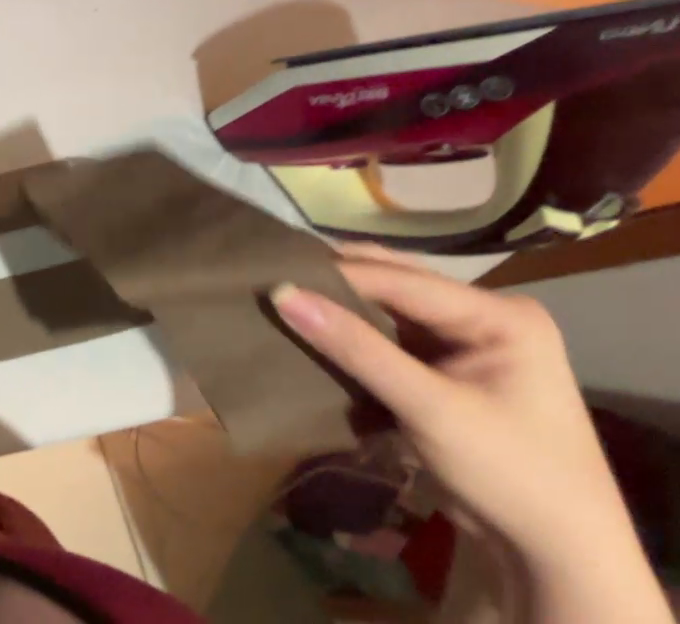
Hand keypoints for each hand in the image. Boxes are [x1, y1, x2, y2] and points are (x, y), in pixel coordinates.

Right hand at [272, 256, 662, 614]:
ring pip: (384, 307)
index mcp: (501, 314)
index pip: (400, 279)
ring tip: (278, 298)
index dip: (333, 276)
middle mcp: (485, 315)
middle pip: (393, 283)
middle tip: (267, 276)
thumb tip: (280, 293)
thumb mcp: (428, 407)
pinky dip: (349, 332)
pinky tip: (310, 328)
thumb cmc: (508, 471)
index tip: (268, 274)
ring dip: (337, 306)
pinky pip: (387, 334)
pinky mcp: (446, 365)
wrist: (556, 550)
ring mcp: (466, 340)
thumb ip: (355, 347)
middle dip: (333, 282)